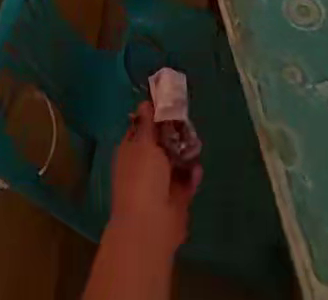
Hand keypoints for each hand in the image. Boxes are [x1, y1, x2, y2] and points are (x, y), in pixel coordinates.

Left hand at [106, 100, 202, 253]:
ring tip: (196, 145)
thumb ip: (147, 122)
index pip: (141, 127)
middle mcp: (143, 166)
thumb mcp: (143, 143)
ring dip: (187, 153)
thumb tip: (145, 102)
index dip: (154, 115)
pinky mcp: (175, 199)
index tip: (170, 102)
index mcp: (130, 151)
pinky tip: (196, 169)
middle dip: (175, 134)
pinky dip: (192, 174)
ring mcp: (159, 184)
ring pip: (176, 161)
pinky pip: (186, 181)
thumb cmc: (142, 178)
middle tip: (188, 123)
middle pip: (161, 143)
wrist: (150, 225)